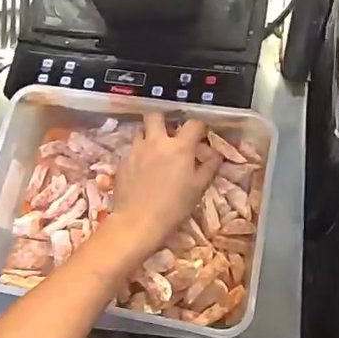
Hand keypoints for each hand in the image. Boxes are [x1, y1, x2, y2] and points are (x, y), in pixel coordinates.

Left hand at [105, 111, 220, 258]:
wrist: (138, 222)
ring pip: (140, 131)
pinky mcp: (122, 162)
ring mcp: (136, 150)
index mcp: (179, 147)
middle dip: (163, 121)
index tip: (200, 136)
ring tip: (154, 152)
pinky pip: (131, 150)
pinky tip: (141, 171)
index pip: (193, 124)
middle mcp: (156, 142)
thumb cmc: (174, 207)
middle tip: (169, 135)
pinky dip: (138, 155)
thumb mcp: (198, 188)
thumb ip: (209, 167)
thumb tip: (216, 155)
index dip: (199, 127)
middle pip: (156, 115)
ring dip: (148, 136)